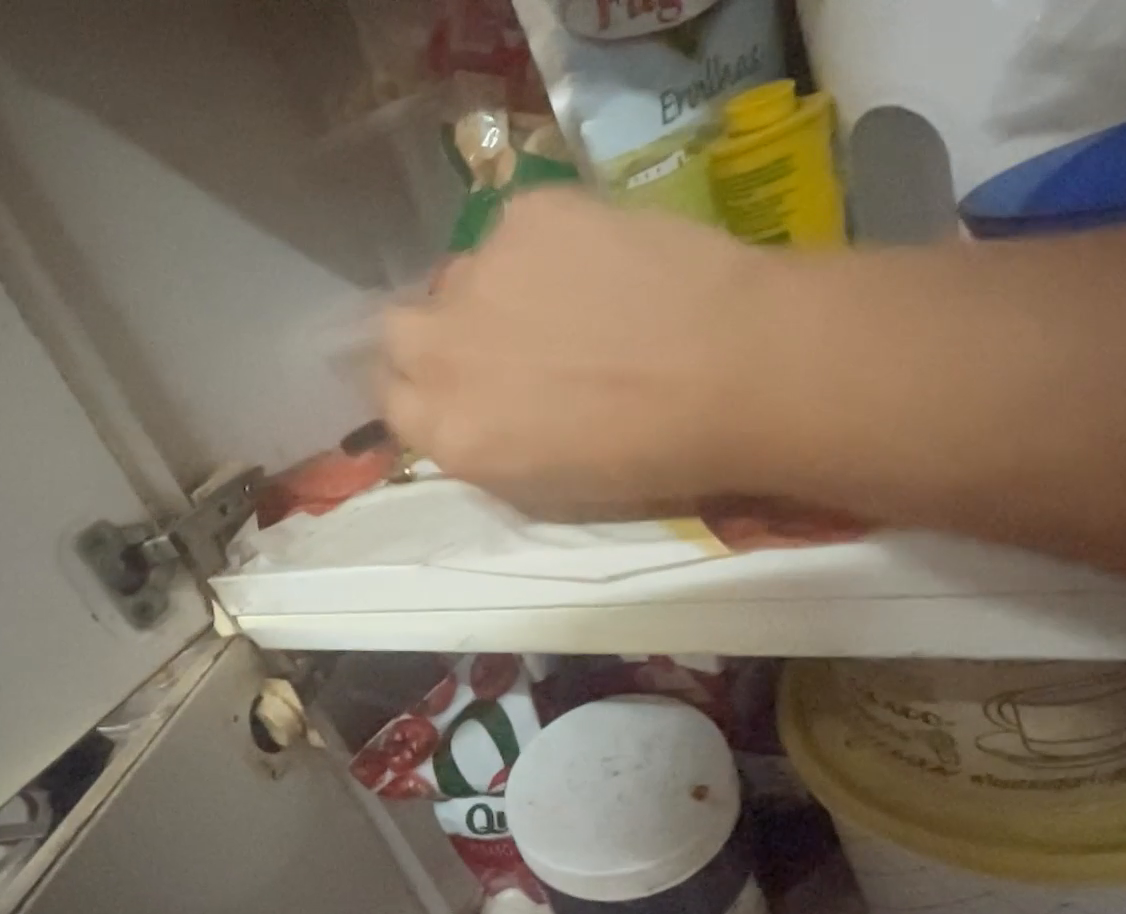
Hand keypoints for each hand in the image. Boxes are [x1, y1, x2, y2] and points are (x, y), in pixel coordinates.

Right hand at [379, 189, 785, 517]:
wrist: (735, 370)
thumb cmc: (654, 457)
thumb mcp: (550, 486)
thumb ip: (485, 442)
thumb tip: (469, 402)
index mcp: (450, 432)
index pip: (391, 401)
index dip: (422, 390)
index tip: (457, 386)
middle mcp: (442, 353)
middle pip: (398, 331)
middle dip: (434, 337)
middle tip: (496, 340)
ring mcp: (480, 275)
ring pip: (459, 275)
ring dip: (492, 290)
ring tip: (567, 297)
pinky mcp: (527, 215)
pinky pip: (514, 230)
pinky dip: (545, 246)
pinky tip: (603, 261)